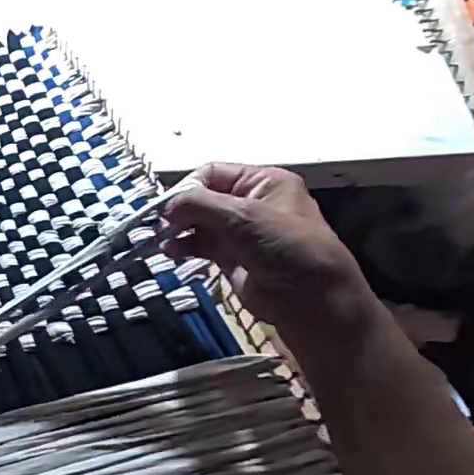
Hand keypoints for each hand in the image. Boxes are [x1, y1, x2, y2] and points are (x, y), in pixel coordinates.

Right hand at [160, 162, 374, 339]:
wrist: (311, 301)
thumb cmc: (287, 249)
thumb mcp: (244, 216)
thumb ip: (199, 203)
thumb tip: (165, 206)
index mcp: (262, 182)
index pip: (211, 173)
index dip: (187, 187)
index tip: (167, 207)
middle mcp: (249, 203)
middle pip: (200, 198)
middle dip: (179, 210)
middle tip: (162, 225)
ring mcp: (239, 231)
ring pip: (196, 222)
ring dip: (177, 229)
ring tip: (163, 239)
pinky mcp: (229, 256)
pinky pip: (198, 244)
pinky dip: (182, 245)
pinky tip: (171, 250)